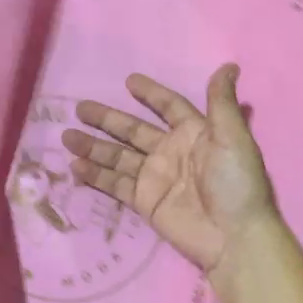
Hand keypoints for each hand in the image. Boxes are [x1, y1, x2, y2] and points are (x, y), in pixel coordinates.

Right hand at [60, 65, 278, 270]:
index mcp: (194, 133)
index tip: (128, 81)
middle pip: (133, 130)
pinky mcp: (145, 201)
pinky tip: (75, 165)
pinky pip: (115, 184)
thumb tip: (229, 65)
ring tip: (67, 136)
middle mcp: (171, 152)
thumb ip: (221, 102)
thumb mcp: (233, 138)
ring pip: (118, 156)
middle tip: (80, 108)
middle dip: (107, 119)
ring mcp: (155, 177)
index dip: (150, 95)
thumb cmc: (236, 183)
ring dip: (93, 146)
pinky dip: (95, 175)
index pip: (168, 107)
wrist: (233, 237)